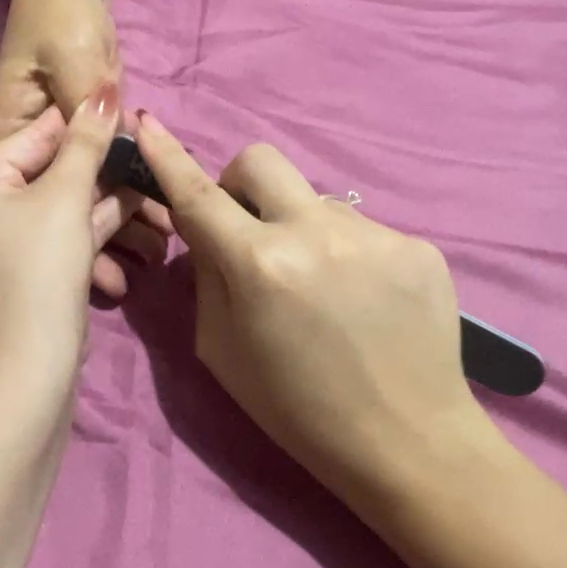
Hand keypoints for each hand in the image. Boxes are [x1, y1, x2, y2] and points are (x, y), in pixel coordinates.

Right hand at [0, 0, 169, 298]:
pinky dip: (130, 204)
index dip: (52, 229)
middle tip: (133, 273)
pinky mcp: (86, 148)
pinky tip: (160, 228)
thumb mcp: (67, 57)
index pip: (25, 193)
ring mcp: (56, 155)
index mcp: (3, 139)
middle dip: (92, 243)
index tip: (88, 259)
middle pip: (54, 210)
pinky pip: (105, 183)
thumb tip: (110, 152)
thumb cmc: (56, 19)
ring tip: (157, 256)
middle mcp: (25, 159)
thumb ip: (83, 103)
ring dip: (118, 230)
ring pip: (83, 204)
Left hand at [0, 90, 124, 381]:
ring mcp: (1, 243)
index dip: (81, 121)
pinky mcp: (26, 271)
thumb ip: (86, 141)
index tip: (125, 105)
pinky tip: (137, 206)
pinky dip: (93, 224)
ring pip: (59, 205)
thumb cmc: (39, 266)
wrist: (30, 364)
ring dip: (104, 193)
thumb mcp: (64, 196)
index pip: (32, 137)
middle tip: (145, 142)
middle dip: (98, 162)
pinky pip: (61, 233)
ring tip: (151, 172)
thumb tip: (106, 87)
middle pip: (46, 171)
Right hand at [134, 114, 496, 499]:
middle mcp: (315, 233)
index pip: (198, 194)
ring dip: (299, 228)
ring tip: (320, 290)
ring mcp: (374, 234)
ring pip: (313, 200)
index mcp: (257, 265)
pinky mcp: (417, 246)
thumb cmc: (295, 409)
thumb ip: (207, 278)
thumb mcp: (220, 349)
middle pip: (259, 160)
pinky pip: (360, 229)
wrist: (407, 444)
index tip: (148, 123)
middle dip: (239, 186)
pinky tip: (361, 301)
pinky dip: (344, 253)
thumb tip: (210, 235)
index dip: (167, 156)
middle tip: (246, 232)